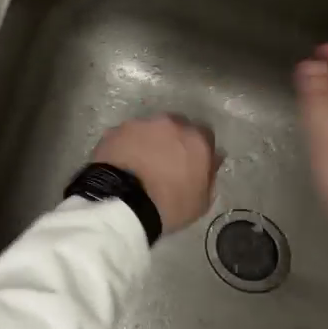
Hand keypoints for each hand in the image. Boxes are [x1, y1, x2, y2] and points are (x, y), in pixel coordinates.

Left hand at [91, 114, 217, 232]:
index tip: (192, 162)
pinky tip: (124, 161)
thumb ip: (209, 175)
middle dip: (173, 140)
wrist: (124, 200)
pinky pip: (127, 135)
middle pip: (175, 126)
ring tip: (142, 161)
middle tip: (166, 160)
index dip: (198, 148)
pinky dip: (128, 144)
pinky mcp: (116, 129)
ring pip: (149, 128)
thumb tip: (211, 160)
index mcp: (196, 140)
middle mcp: (169, 124)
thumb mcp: (202, 200)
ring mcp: (140, 124)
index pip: (204, 135)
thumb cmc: (170, 204)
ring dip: (149, 140)